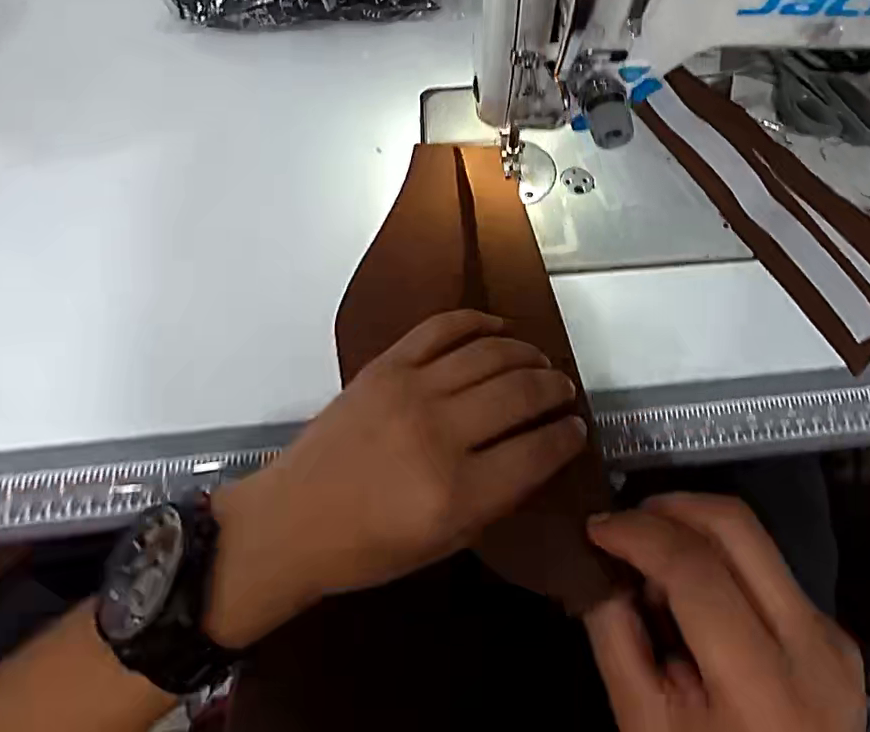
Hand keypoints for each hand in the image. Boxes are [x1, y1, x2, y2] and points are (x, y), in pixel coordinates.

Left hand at [204, 310, 587, 646]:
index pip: (536, 451)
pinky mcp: (385, 364)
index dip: (567, 436)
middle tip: (564, 391)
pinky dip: (478, 321)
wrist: (292, 520)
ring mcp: (410, 389)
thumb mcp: (445, 542)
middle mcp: (438, 433)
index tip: (576, 429)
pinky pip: (442, 327)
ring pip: (490, 354)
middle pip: (520, 393)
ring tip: (540, 361)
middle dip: (554, 388)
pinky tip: (500, 328)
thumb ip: (497, 496)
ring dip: (526, 353)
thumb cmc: (368, 547)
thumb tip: (538, 450)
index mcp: (455, 492)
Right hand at [584, 494, 866, 731]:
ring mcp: (830, 634)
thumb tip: (601, 564)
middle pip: (736, 526)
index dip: (639, 533)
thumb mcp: (645, 727)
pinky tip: (689, 593)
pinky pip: (765, 565)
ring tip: (652, 565)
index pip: (696, 569)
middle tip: (624, 524)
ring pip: (752, 536)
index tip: (596, 527)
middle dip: (669, 507)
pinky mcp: (833, 631)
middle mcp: (812, 644)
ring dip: (691, 528)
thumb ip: (616, 637)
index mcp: (767, 687)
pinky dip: (716, 556)